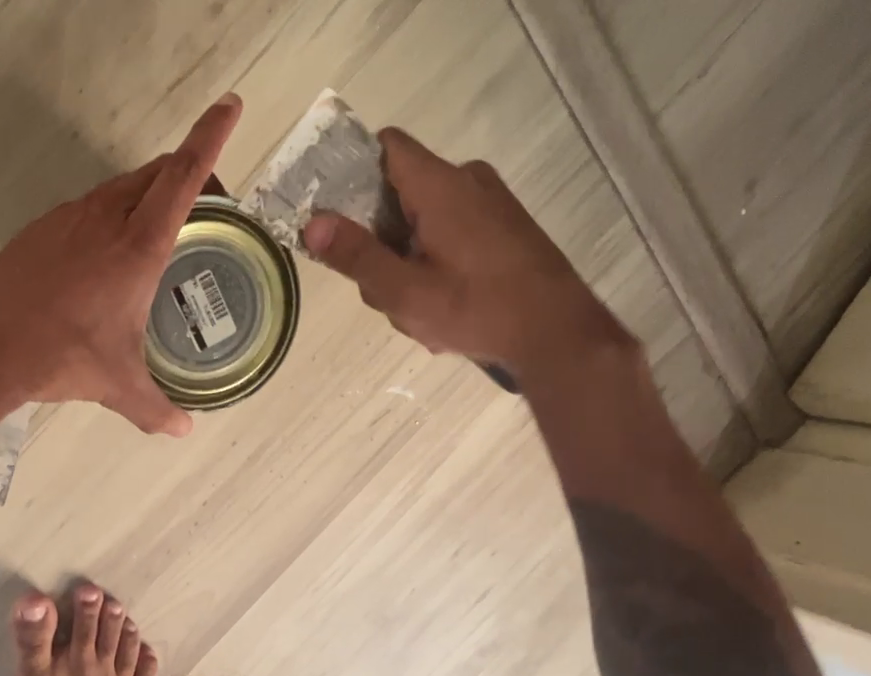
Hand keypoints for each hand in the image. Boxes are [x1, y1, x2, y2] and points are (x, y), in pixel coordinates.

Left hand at [0, 94, 244, 436]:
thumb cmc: (58, 359)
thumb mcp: (115, 385)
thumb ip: (155, 408)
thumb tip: (183, 430)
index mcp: (136, 245)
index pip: (184, 177)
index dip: (212, 137)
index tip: (230, 105)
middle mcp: (103, 219)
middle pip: (154, 172)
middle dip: (187, 173)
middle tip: (205, 206)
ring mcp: (66, 219)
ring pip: (118, 187)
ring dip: (146, 195)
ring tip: (158, 233)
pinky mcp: (38, 231)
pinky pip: (87, 208)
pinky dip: (110, 215)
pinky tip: (104, 257)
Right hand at [301, 128, 637, 390]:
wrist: (558, 334)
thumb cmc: (478, 310)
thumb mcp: (404, 292)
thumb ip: (356, 256)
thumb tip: (312, 223)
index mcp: (441, 186)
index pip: (385, 147)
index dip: (350, 170)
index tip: (329, 210)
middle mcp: (466, 182)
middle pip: (396, 194)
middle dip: (376, 238)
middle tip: (378, 285)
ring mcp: (487, 205)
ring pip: (419, 222)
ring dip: (404, 262)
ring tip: (414, 307)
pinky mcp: (500, 229)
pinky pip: (446, 236)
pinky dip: (430, 266)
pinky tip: (438, 305)